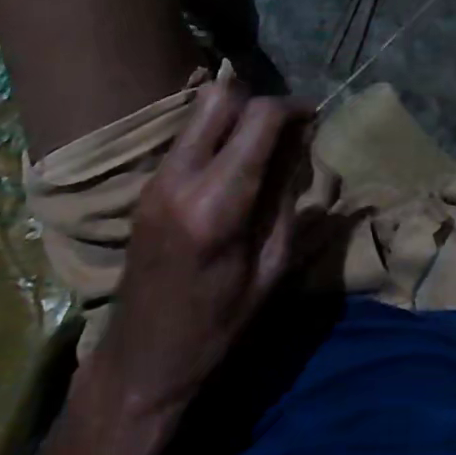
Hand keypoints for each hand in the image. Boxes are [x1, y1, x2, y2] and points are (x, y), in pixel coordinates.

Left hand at [86, 76, 311, 420]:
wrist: (142, 358)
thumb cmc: (216, 326)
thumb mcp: (270, 269)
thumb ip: (285, 197)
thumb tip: (299, 142)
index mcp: (216, 204)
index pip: (258, 119)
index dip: (292, 107)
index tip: (314, 115)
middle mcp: (180, 177)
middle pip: (220, 95)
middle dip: (258, 100)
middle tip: (285, 126)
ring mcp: (157, 177)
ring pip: (200, 110)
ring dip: (236, 114)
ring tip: (264, 144)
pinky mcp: (147, 183)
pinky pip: (188, 135)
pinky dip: (217, 133)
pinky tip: (235, 164)